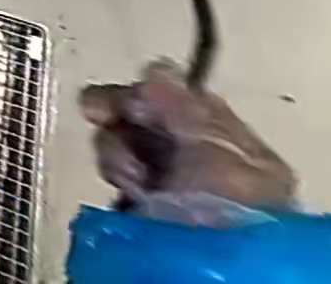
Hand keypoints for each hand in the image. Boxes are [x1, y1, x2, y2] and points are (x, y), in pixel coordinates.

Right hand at [79, 60, 295, 218]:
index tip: (132, 96)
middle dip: (119, 112)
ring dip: (115, 147)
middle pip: (143, 112)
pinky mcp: (142, 203)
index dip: (149, 89)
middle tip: (98, 114)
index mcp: (232, 144)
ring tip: (129, 176)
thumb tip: (158, 67)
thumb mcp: (212, 146)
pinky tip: (126, 187)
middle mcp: (201, 159)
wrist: (210, 268)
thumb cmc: (223, 204)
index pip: (178, 95)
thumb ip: (183, 103)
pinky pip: (114, 167)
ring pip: (122, 137)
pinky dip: (114, 170)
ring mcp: (170, 184)